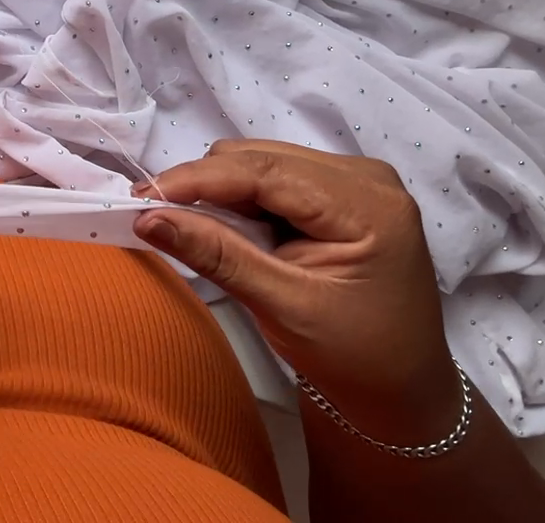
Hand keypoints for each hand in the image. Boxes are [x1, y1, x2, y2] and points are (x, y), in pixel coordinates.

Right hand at [132, 139, 458, 440]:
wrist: (402, 387)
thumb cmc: (353, 356)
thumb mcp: (281, 306)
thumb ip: (216, 254)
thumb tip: (147, 218)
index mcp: (367, 206)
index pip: (263, 171)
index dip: (197, 178)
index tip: (141, 197)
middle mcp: (365, 176)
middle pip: (256, 157)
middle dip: (204, 184)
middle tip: (162, 218)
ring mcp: (354, 178)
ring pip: (256, 159)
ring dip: (219, 190)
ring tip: (204, 230)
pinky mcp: (338, 187)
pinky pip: (268, 172)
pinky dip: (238, 195)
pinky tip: (234, 227)